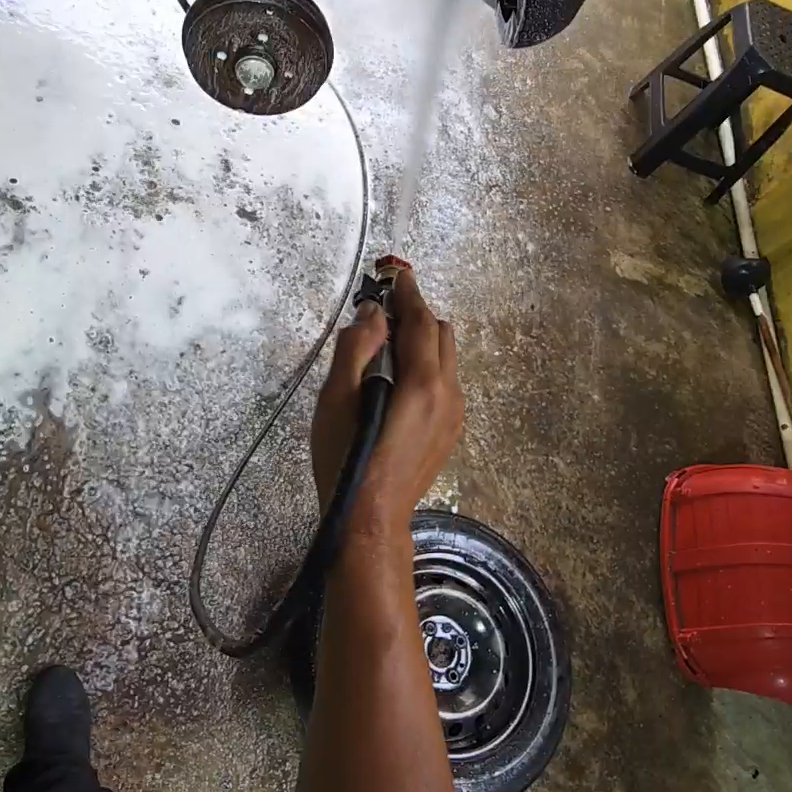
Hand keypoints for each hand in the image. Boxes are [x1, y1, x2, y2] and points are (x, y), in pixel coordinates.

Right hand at [310, 268, 463, 526]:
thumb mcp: (337, 399)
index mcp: (423, 383)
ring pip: (446, 360)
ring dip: (420, 345)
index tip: (397, 274)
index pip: (421, 322)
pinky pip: (444, 384)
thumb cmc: (346, 458)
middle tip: (381, 316)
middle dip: (415, 318)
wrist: (370, 518)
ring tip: (384, 353)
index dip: (409, 294)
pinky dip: (426, 369)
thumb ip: (356, 348)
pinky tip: (396, 386)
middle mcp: (449, 394)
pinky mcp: (451, 433)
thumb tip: (373, 313)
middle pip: (441, 336)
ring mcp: (455, 416)